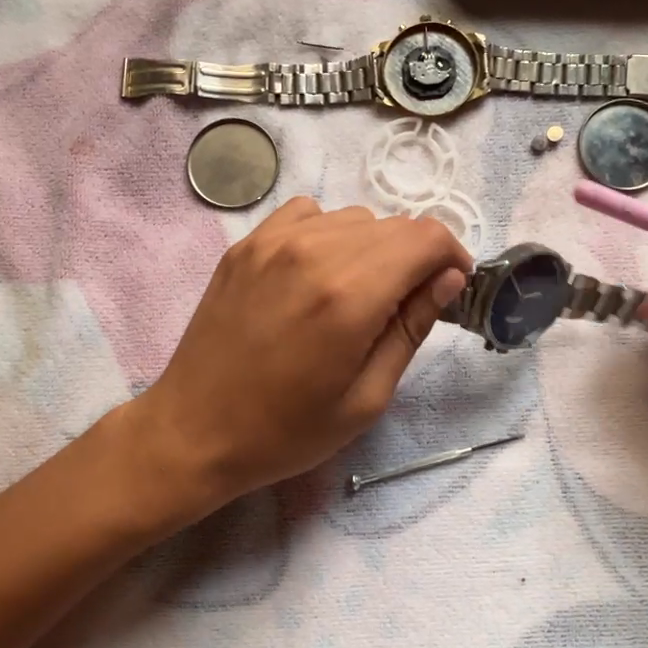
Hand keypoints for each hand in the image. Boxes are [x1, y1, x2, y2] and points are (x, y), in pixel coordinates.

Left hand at [128, 198, 470, 513]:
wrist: (194, 431)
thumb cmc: (286, 431)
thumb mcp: (366, 399)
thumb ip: (411, 330)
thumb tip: (448, 279)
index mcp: (349, 295)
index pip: (426, 237)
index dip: (452, 257)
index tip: (450, 291)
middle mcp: (312, 252)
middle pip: (394, 224)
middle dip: (416, 258)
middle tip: (405, 306)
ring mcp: (272, 243)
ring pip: (352, 218)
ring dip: (372, 248)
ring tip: (358, 296)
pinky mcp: (245, 246)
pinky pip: (306, 216)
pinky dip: (327, 235)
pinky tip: (317, 275)